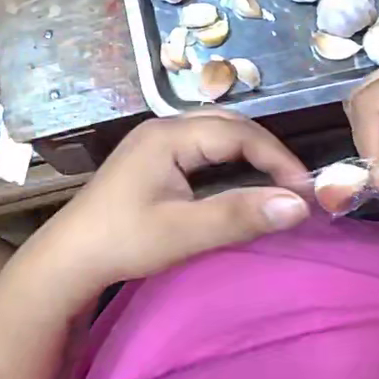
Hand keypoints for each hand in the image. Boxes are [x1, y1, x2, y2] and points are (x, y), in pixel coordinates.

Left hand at [19, 111, 311, 301]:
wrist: (71, 254)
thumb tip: (299, 204)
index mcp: (168, 135)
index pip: (237, 133)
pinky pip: (198, 143)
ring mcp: (152, 139)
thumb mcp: (185, 232)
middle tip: (295, 184)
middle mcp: (161, 127)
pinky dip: (226, 156)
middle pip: (226, 124)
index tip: (308, 190)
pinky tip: (237, 177)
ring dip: (246, 150)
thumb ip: (240, 215)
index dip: (277, 157)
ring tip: (275, 180)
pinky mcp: (149, 155)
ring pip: (212, 131)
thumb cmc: (124, 240)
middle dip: (265, 149)